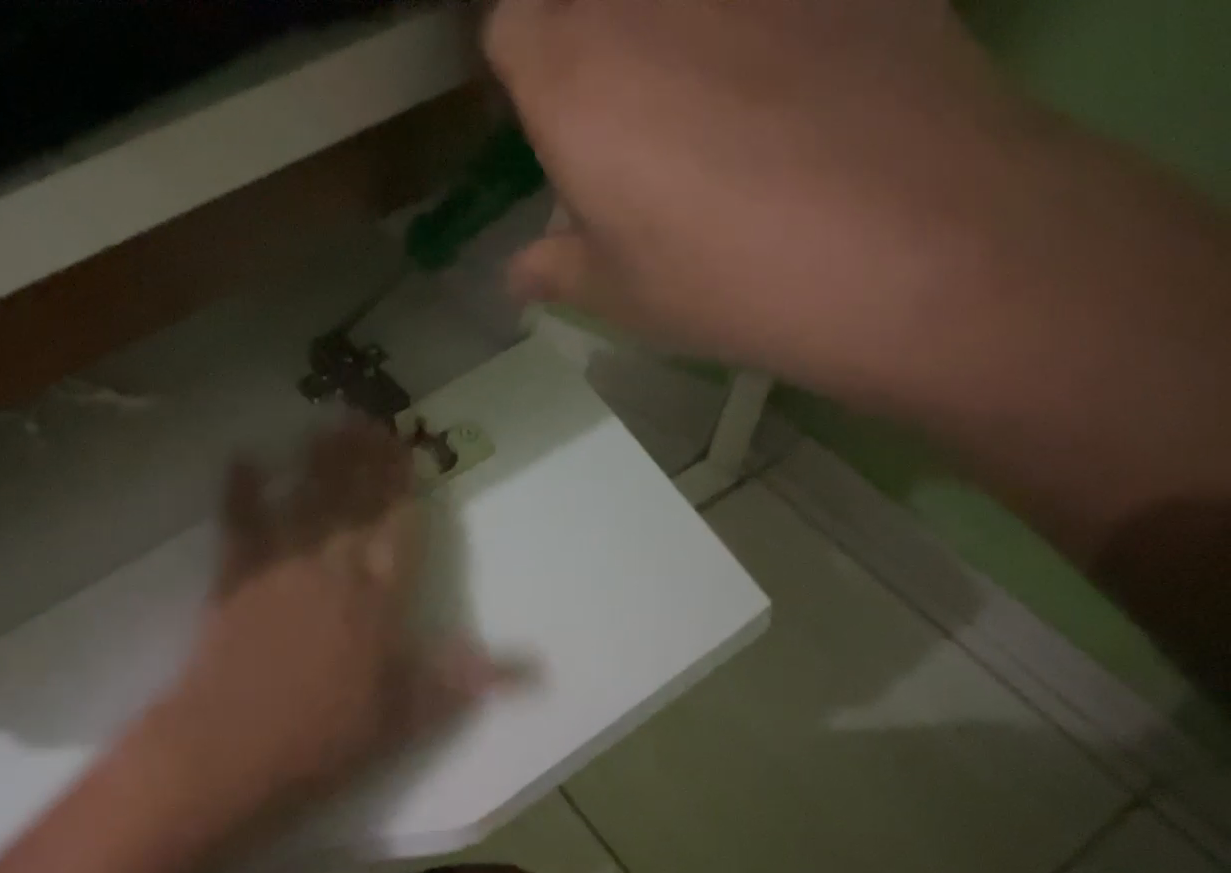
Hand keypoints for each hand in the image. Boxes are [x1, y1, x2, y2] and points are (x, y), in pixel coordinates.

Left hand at [136, 420, 508, 823]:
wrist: (229, 748)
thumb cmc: (319, 741)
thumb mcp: (400, 721)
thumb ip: (454, 682)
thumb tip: (529, 666)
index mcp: (376, 604)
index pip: (398, 531)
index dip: (403, 487)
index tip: (408, 446)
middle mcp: (331, 574)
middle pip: (352, 506)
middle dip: (363, 460)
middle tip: (369, 415)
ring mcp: (278, 572)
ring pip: (304, 504)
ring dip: (316, 462)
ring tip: (326, 423)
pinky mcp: (231, 582)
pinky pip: (239, 527)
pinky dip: (241, 492)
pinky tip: (245, 458)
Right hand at [485, 0, 1065, 402]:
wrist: (917, 243)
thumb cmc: (726, 276)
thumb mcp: (617, 292)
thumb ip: (555, 265)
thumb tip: (521, 271)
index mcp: (569, 71)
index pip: (509, 25)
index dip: (524, 66)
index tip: (549, 115)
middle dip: (595, 37)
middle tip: (630, 108)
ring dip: (683, 28)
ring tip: (718, 95)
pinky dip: (773, 21)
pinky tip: (806, 71)